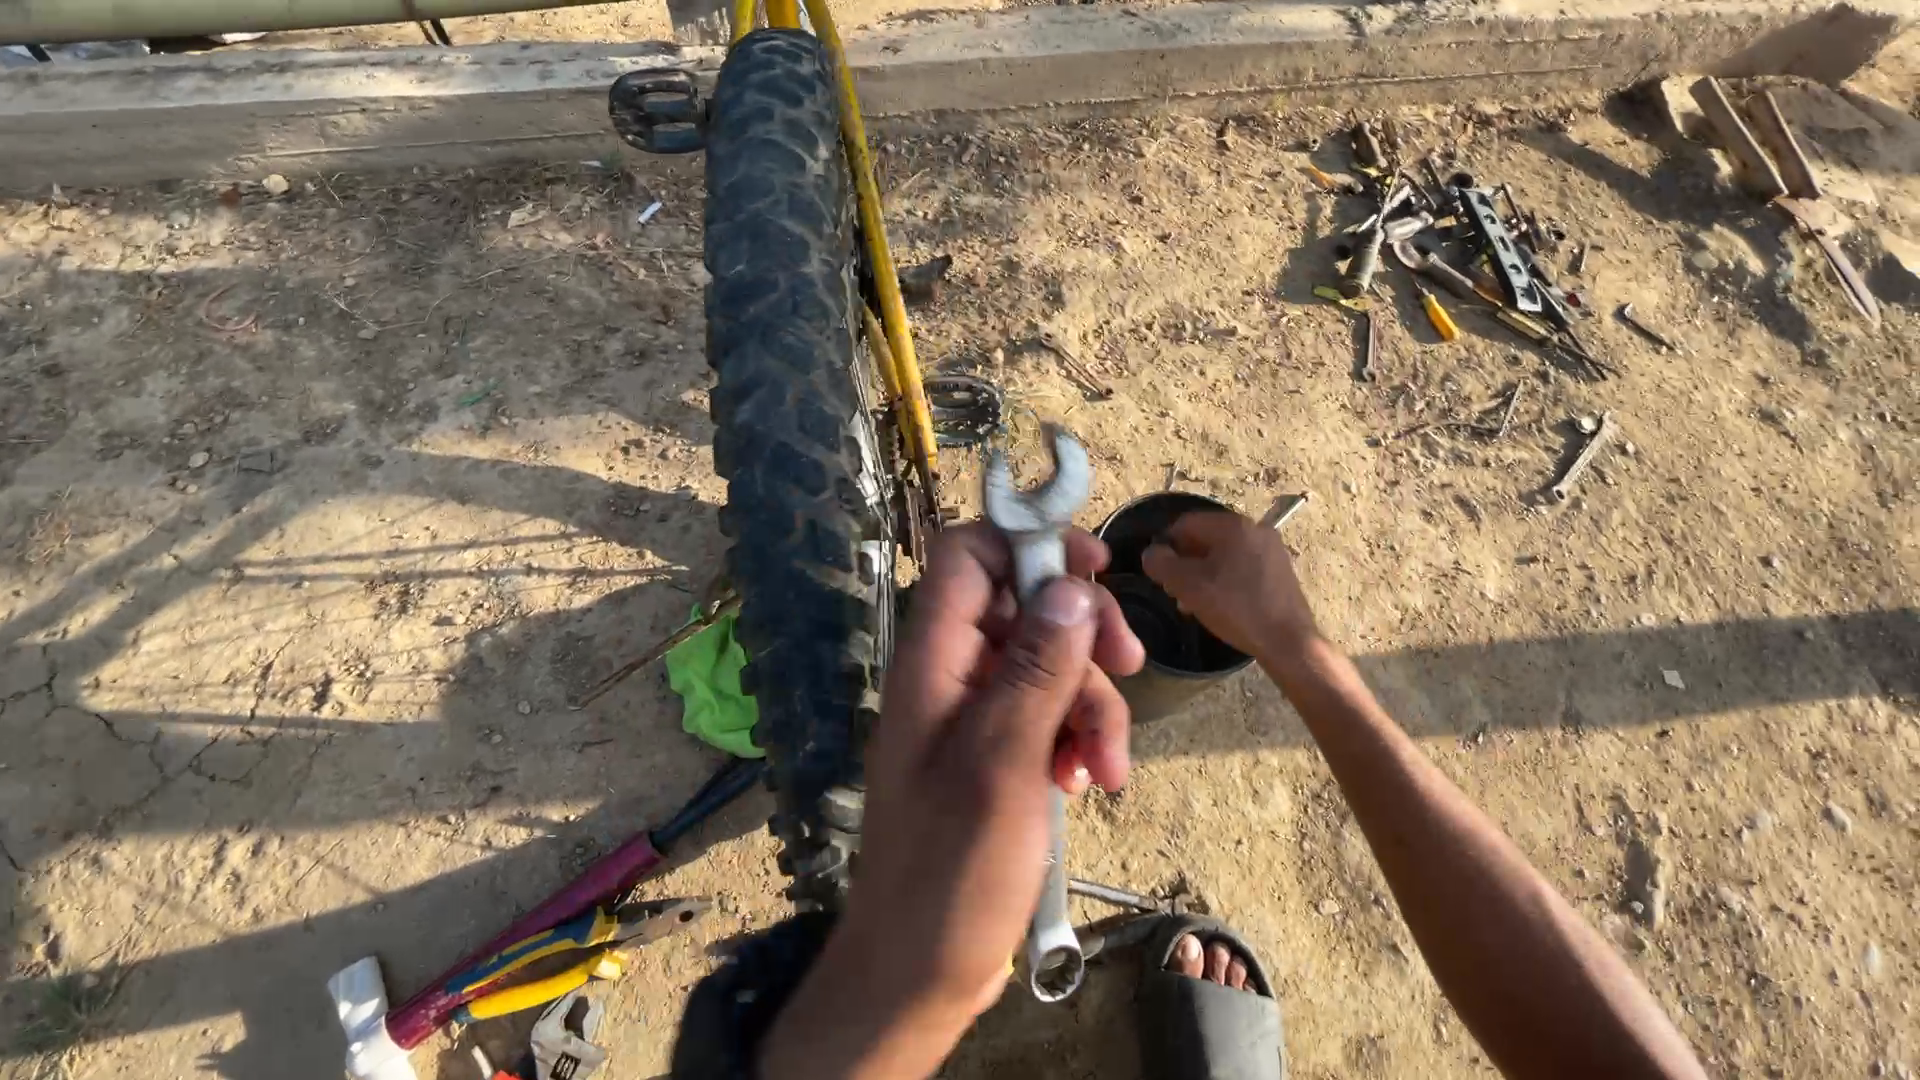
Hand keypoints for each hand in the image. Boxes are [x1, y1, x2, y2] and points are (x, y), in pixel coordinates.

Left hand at [759, 524, 1143, 1079]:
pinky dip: (1078, 736)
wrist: (921, 966)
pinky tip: (1091, 780)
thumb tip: (1068, 589)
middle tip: (1131, 661)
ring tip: (1108, 768)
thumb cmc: (950, 868)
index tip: (1095, 565)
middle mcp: (953, 673)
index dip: (1028, 543)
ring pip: (1050, 664)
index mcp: (933, 660)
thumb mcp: (1002, 762)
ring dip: (1092, 704)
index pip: (967, 555)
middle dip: (1084, 634)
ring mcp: (977, 713)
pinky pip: (1050, 713)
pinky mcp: (1000, 750)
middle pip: (1026, 605)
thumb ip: (1035, 670)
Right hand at [1141, 510, 1320, 660]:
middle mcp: (1255, 529)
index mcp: (1233, 525)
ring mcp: (1271, 549)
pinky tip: (1220, 604)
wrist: (1288, 641)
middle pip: (1205, 538)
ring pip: (1223, 553)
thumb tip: (1151, 553)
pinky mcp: (1279, 570)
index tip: (1159, 572)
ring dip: (1202, 573)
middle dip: (1184, 562)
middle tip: (1174, 590)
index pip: (1185, 523)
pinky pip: (1241, 565)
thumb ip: (1161, 564)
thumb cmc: (1236, 608)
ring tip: (1193, 601)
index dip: (1165, 545)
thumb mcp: (1188, 585)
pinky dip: (1224, 579)